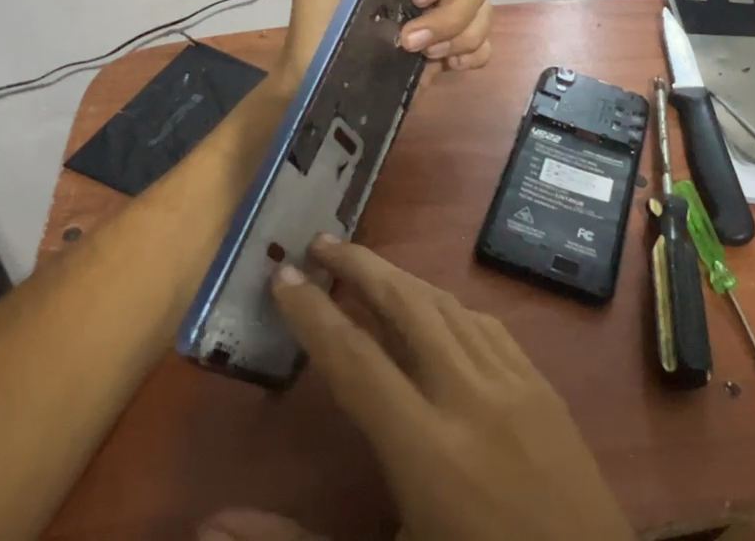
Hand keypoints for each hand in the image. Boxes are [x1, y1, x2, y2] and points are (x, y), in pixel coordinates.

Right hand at [199, 238, 632, 540]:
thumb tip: (208, 524)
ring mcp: (517, 386)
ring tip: (368, 266)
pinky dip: (451, 306)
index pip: (356, 360)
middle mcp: (472, 399)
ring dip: (404, 280)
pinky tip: (437, 308)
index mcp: (427, 448)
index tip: (284, 274)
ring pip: (450, 309)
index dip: (314, 314)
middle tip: (323, 241)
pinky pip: (489, 327)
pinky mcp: (546, 389)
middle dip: (361, 268)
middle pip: (408, 309)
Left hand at [282, 0, 492, 84]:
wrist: (318, 94)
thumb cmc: (317, 26)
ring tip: (420, 58)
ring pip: (484, 15)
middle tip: (411, 42)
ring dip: (458, 39)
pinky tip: (443, 68)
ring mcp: (440, 25)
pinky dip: (471, 56)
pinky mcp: (447, 60)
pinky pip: (485, 47)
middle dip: (450, 17)